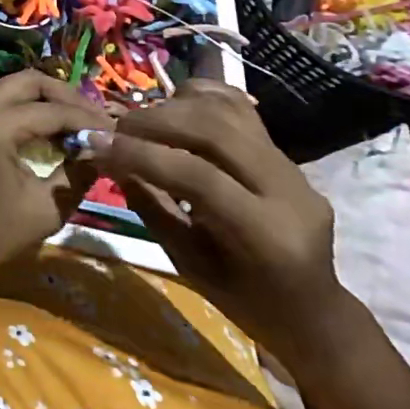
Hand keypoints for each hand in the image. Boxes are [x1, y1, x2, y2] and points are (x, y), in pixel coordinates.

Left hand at [0, 71, 113, 303]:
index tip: (117, 132)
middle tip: (97, 121)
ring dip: (51, 98)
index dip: (89, 121)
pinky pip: (5, 93)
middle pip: (36, 82)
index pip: (55, 111)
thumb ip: (78, 172)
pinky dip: (31, 102)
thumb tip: (103, 147)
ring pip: (20, 83)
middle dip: (70, 98)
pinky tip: (52, 123)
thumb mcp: (46, 209)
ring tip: (80, 122)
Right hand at [94, 80, 340, 341]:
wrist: (312, 310)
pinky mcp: (286, 150)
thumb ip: (153, 208)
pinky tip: (173, 107)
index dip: (142, 156)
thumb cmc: (246, 304)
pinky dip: (201, 98)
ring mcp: (291, 164)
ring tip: (141, 121)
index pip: (198, 176)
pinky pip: (240, 108)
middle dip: (154, 122)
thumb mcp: (190, 267)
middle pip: (213, 130)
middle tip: (114, 129)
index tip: (97, 146)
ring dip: (174, 106)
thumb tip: (111, 159)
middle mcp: (287, 189)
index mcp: (265, 235)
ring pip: (227, 110)